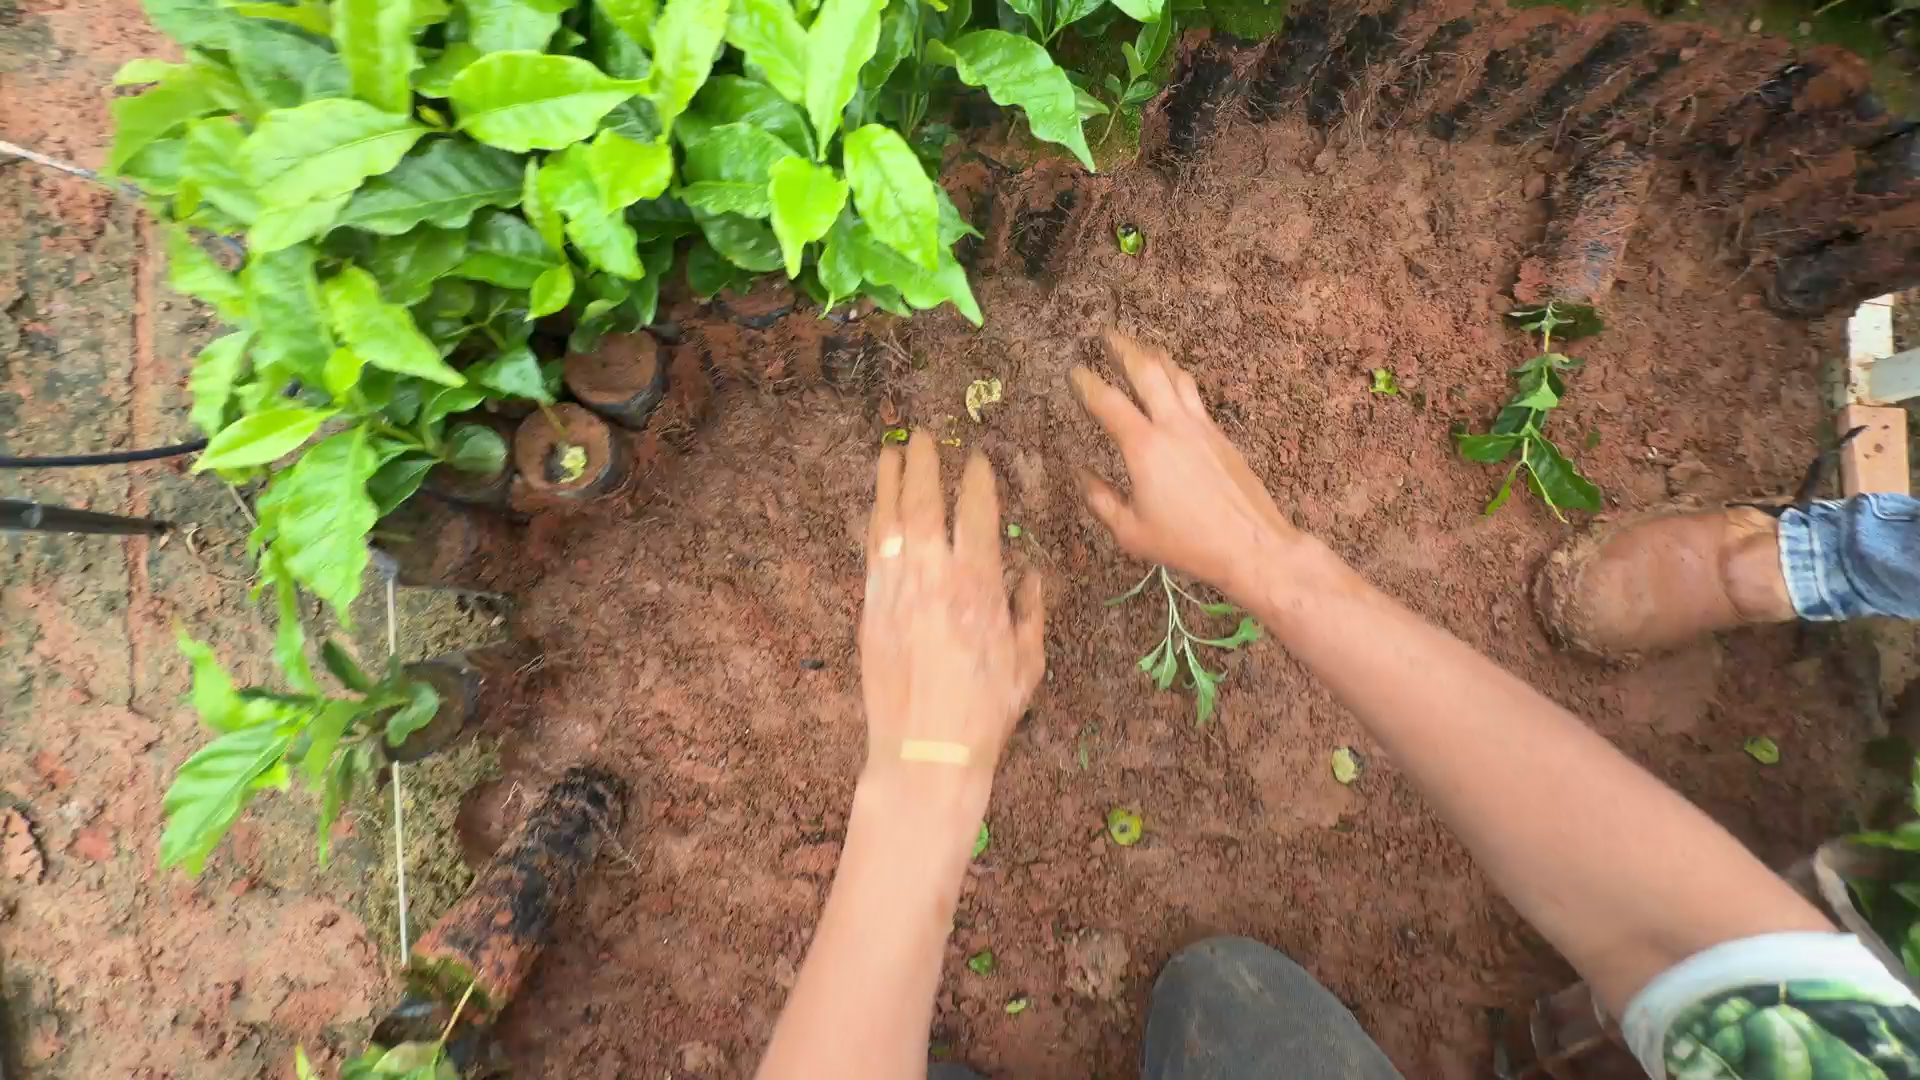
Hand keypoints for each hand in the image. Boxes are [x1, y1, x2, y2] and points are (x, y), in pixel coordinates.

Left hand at [860, 431, 1044, 805]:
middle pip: (926, 503)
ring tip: (889, 451)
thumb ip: (1030, 612)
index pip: (977, 514)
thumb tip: (1029, 574)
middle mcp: (935, 576)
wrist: (925, 750)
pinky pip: (872, 552)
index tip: (976, 459)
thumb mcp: (1028, 664)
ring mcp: (897, 589)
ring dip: (890, 481)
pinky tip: (874, 506)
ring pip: (890, 520)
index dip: (976, 480)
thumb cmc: (985, 711)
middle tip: (922, 435)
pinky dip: (873, 522)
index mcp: (980, 586)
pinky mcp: (871, 607)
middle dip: (925, 463)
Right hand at [1073, 331, 1307, 602]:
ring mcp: (1202, 427)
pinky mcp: (1222, 436)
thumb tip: (1082, 475)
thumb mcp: (1131, 532)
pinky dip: (1177, 381)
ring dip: (1156, 357)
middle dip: (1125, 349)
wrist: (1252, 545)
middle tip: (1108, 335)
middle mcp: (1174, 426)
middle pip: (1148, 371)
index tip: (1074, 371)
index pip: (1108, 403)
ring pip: (1178, 376)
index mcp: (1145, 448)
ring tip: (1142, 348)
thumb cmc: (1186, 543)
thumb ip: (1101, 500)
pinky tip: (1173, 387)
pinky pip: (1195, 396)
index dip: (1087, 383)